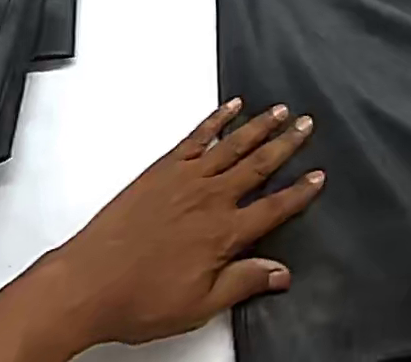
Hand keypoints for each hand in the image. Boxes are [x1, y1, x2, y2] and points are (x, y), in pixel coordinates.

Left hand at [0, 99, 324, 361]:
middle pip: (259, 164)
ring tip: (280, 110)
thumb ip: (243, 282)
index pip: (273, 207)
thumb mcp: (199, 304)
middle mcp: (211, 197)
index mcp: (223, 232)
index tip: (318, 175)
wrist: (92, 279)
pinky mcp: (166, 165)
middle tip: (306, 124)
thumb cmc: (142, 297)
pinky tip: (232, 107)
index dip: (299, 191)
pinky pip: (198, 135)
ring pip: (233, 143)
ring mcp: (188, 176)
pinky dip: (217, 119)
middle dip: (286, 143)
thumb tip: (281, 273)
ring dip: (259, 125)